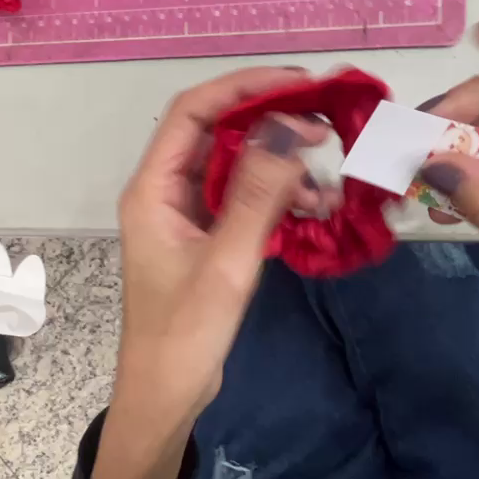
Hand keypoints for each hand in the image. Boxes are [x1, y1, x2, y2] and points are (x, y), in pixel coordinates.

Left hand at [95, 68, 322, 478]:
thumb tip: (288, 130)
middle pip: (216, 132)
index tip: (299, 84)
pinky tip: (313, 207)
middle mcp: (165, 191)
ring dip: (279, 164)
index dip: (243, 88)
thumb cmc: (185, 335)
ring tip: (325, 178)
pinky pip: (243, 199)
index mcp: (153, 189)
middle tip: (326, 124)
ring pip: (235, 166)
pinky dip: (276, 196)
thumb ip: (256, 196)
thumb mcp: (225, 264)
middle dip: (270, 122)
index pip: (193, 112)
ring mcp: (185, 214)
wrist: (166, 394)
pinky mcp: (205, 237)